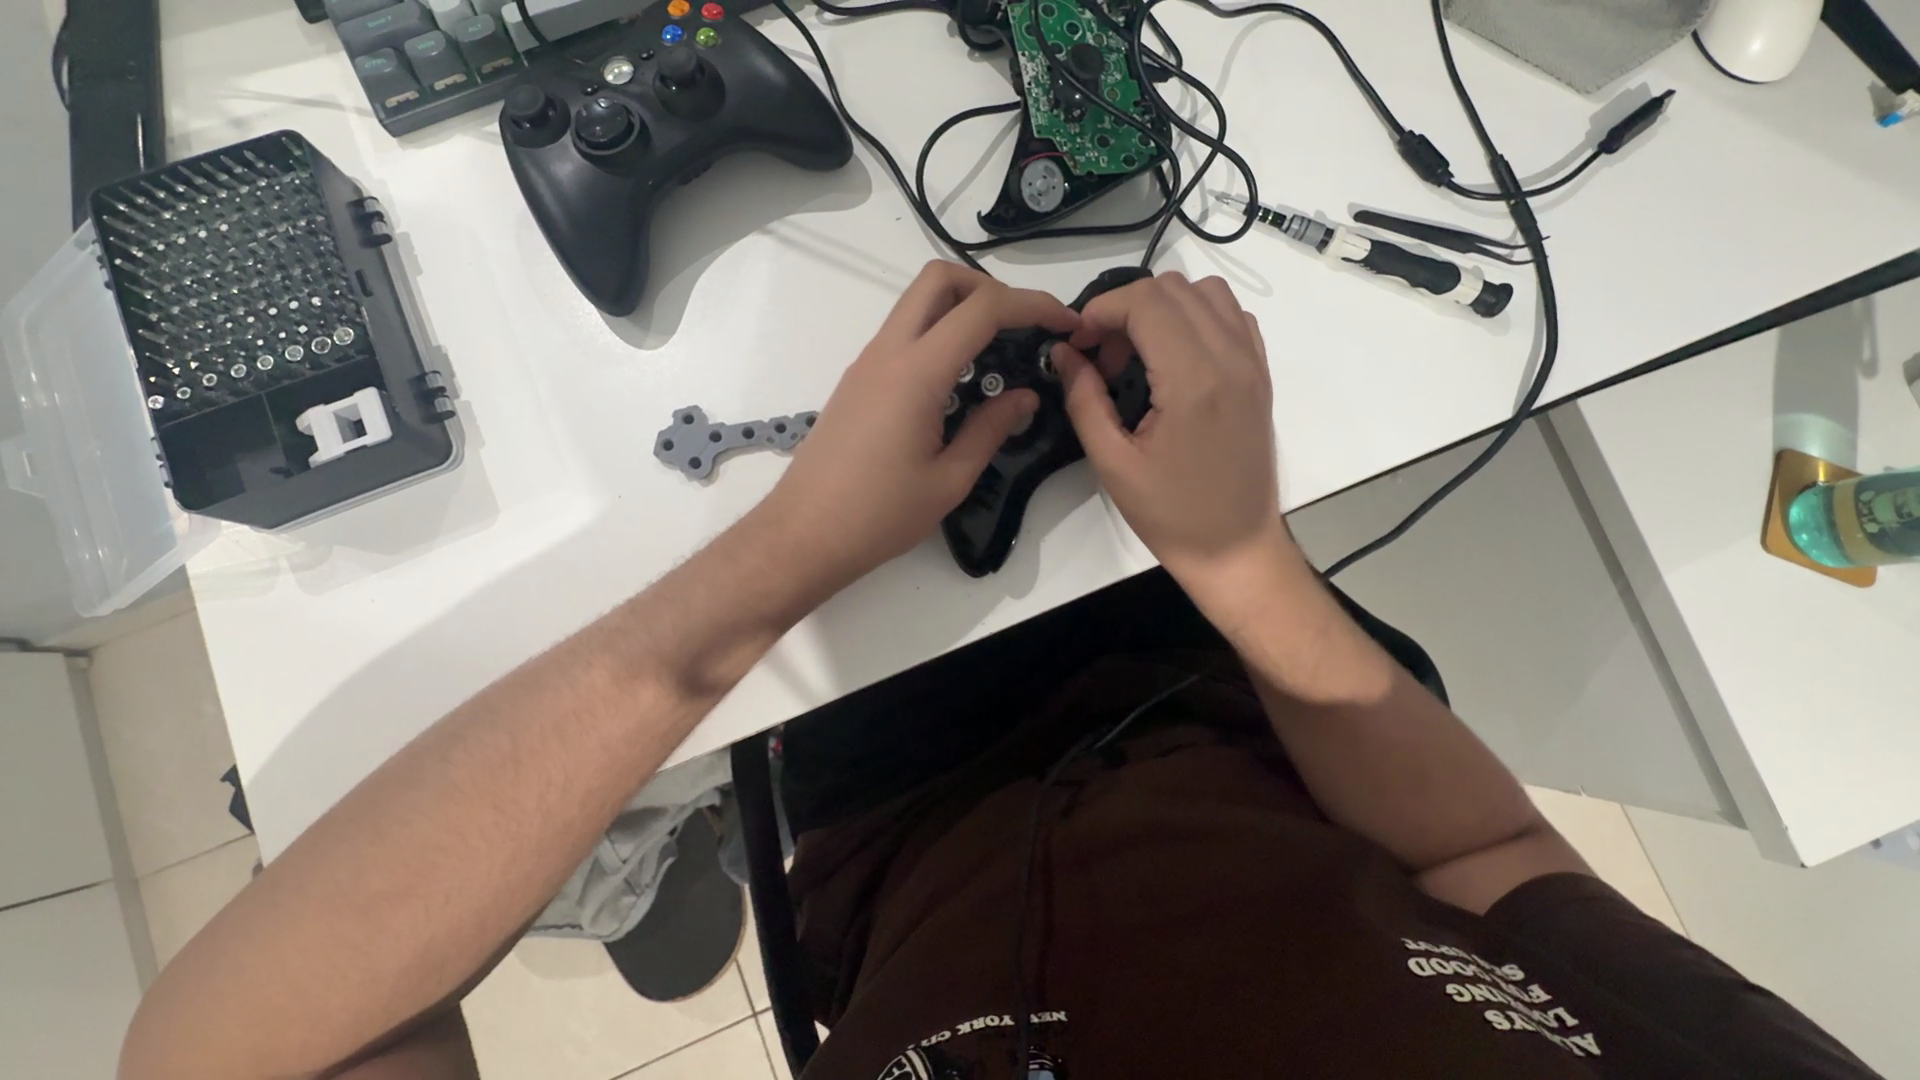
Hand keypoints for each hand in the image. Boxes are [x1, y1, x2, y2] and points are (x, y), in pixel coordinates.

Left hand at [760, 261, 1077, 592]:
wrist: (804, 535)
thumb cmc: (880, 515)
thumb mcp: (950, 479)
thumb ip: (991, 429)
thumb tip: (1023, 396)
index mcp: (916, 373)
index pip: (982, 309)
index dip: (1033, 306)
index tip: (1066, 324)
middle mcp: (888, 353)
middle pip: (939, 280)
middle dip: (991, 288)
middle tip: (1023, 329)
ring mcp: (867, 364)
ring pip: (917, 304)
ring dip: (962, 311)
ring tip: (999, 357)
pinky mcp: (858, 381)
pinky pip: (904, 335)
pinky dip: (939, 336)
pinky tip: (961, 383)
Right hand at [1054, 272, 1296, 596]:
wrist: (1235, 546)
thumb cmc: (1171, 515)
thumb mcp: (1113, 463)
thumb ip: (1084, 399)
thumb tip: (1064, 353)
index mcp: (1193, 381)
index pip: (1145, 302)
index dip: (1101, 310)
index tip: (1079, 344)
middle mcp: (1231, 359)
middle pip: (1172, 288)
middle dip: (1126, 309)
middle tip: (1103, 357)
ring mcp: (1252, 363)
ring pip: (1205, 292)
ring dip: (1162, 309)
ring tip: (1138, 356)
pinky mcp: (1260, 374)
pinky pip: (1230, 316)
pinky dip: (1196, 320)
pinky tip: (1173, 359)